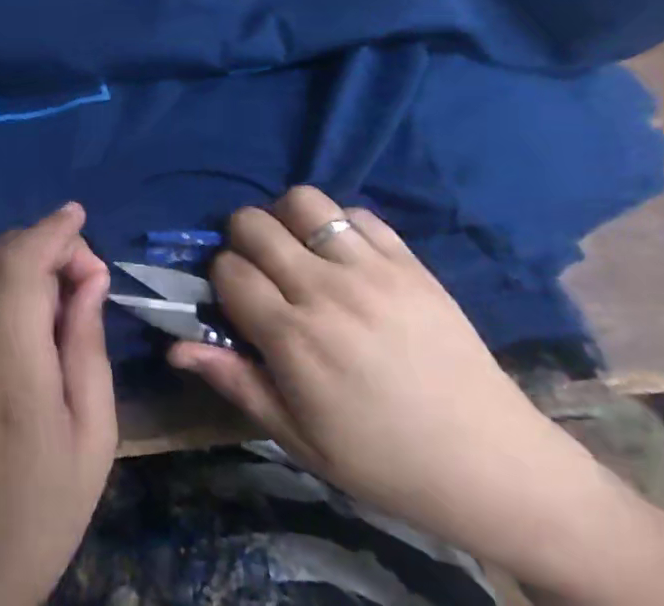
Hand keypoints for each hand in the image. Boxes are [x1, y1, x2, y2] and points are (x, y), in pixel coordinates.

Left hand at [0, 203, 116, 605]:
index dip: (51, 230)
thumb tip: (90, 279)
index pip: (20, 267)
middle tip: (88, 268)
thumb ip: (87, 346)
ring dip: (24, 256)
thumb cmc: (42, 510)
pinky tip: (36, 301)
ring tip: (69, 281)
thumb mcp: (93, 434)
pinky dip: (6, 278)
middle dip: (43, 240)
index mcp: (12, 366)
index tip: (81, 215)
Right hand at [171, 187, 663, 605]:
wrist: (488, 461)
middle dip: (241, 238)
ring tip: (297, 250)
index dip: (220, 278)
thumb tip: (175, 347)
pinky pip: (359, 214)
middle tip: (257, 268)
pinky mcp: (410, 262)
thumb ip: (236, 382)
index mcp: (294, 338)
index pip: (229, 270)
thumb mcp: (298, 437)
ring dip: (287, 218)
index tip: (233, 298)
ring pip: (305, 202)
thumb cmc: (381, 459)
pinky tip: (344, 256)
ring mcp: (372, 269)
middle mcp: (326, 290)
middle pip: (255, 224)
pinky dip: (339, 224)